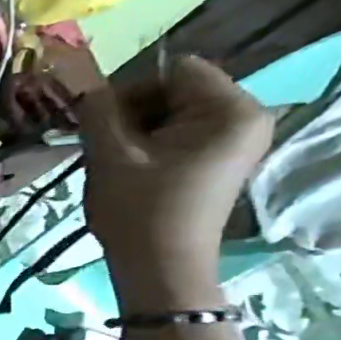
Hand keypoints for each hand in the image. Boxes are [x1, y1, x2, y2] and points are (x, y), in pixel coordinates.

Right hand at [76, 56, 272, 307]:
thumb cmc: (138, 210)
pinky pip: (181, 133)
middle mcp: (246, 116)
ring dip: (138, 131)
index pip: (175, 70)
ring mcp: (237, 140)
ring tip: (118, 162)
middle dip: (135, 113)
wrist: (160, 269)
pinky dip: (152, 145)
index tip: (103, 125)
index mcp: (231, 109)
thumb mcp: (109, 153)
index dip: (131, 91)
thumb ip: (99, 109)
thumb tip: (94, 91)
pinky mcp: (221, 160)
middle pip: (177, 89)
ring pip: (174, 113)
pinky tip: (134, 170)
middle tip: (106, 146)